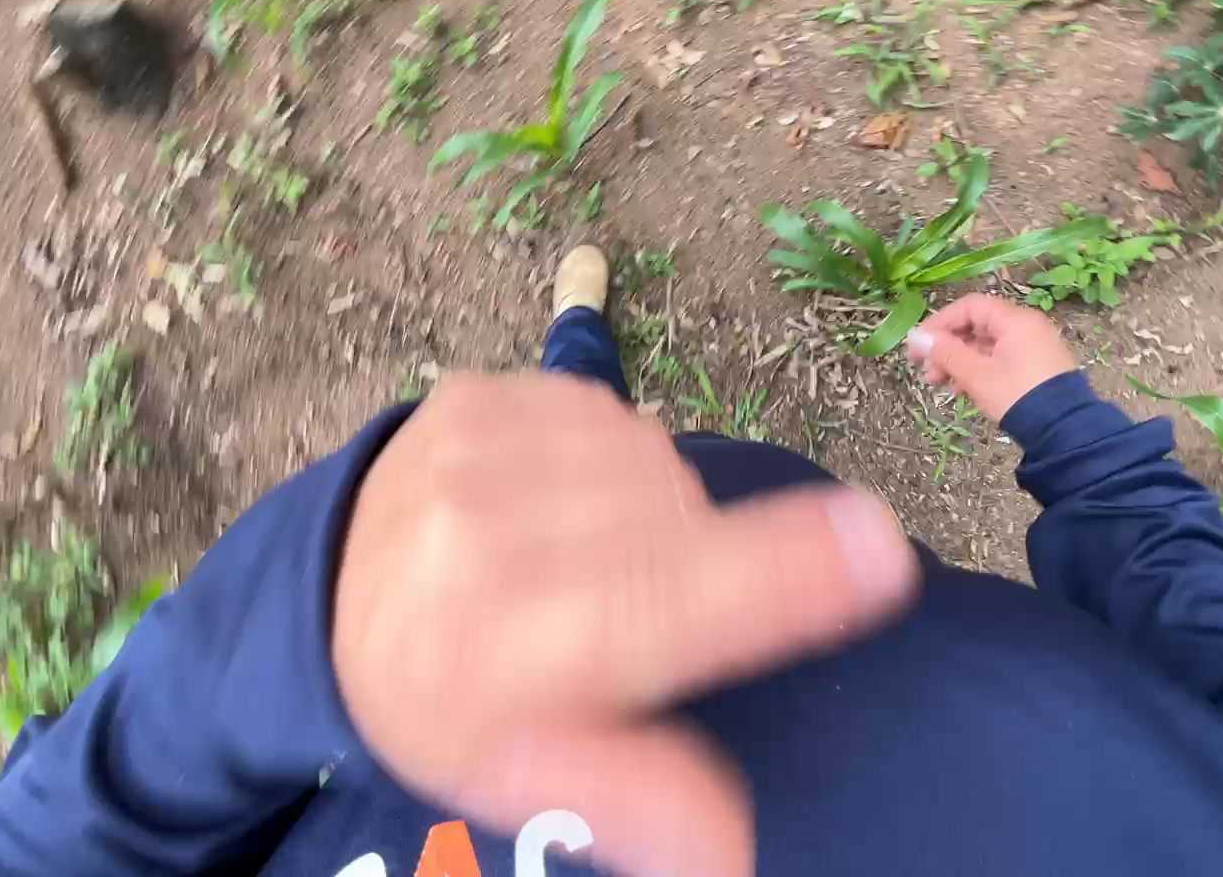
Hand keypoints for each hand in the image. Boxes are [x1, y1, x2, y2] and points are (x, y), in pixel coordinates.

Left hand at [332, 374, 918, 876]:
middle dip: (690, 552)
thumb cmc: (446, 689)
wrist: (341, 585)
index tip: (881, 547)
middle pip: (672, 516)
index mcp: (496, 642)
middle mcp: (479, 531)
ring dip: (650, 500)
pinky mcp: (471, 392)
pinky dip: (609, 453)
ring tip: (589, 541)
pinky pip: (602, 410)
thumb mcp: (527, 773)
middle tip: (637, 589)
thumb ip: (639, 800)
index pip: (654, 604)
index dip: (775, 579)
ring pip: (646, 455)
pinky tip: (560, 490)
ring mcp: (471, 444)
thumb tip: (738, 850)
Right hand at [904, 294, 1076, 420]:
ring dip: (957, 361)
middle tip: (925, 367)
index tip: (920, 343)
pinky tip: (961, 389)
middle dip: (946, 346)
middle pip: (975, 326)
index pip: (969, 307)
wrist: (1063, 430)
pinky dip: (976, 369)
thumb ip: (944, 352)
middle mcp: (1026, 328)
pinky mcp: (1034, 366)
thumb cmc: (1016, 395)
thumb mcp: (976, 374)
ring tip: (939, 383)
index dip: (940, 322)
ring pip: (984, 345)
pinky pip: (997, 359)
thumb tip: (917, 338)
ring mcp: (1032, 347)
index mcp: (1015, 321)